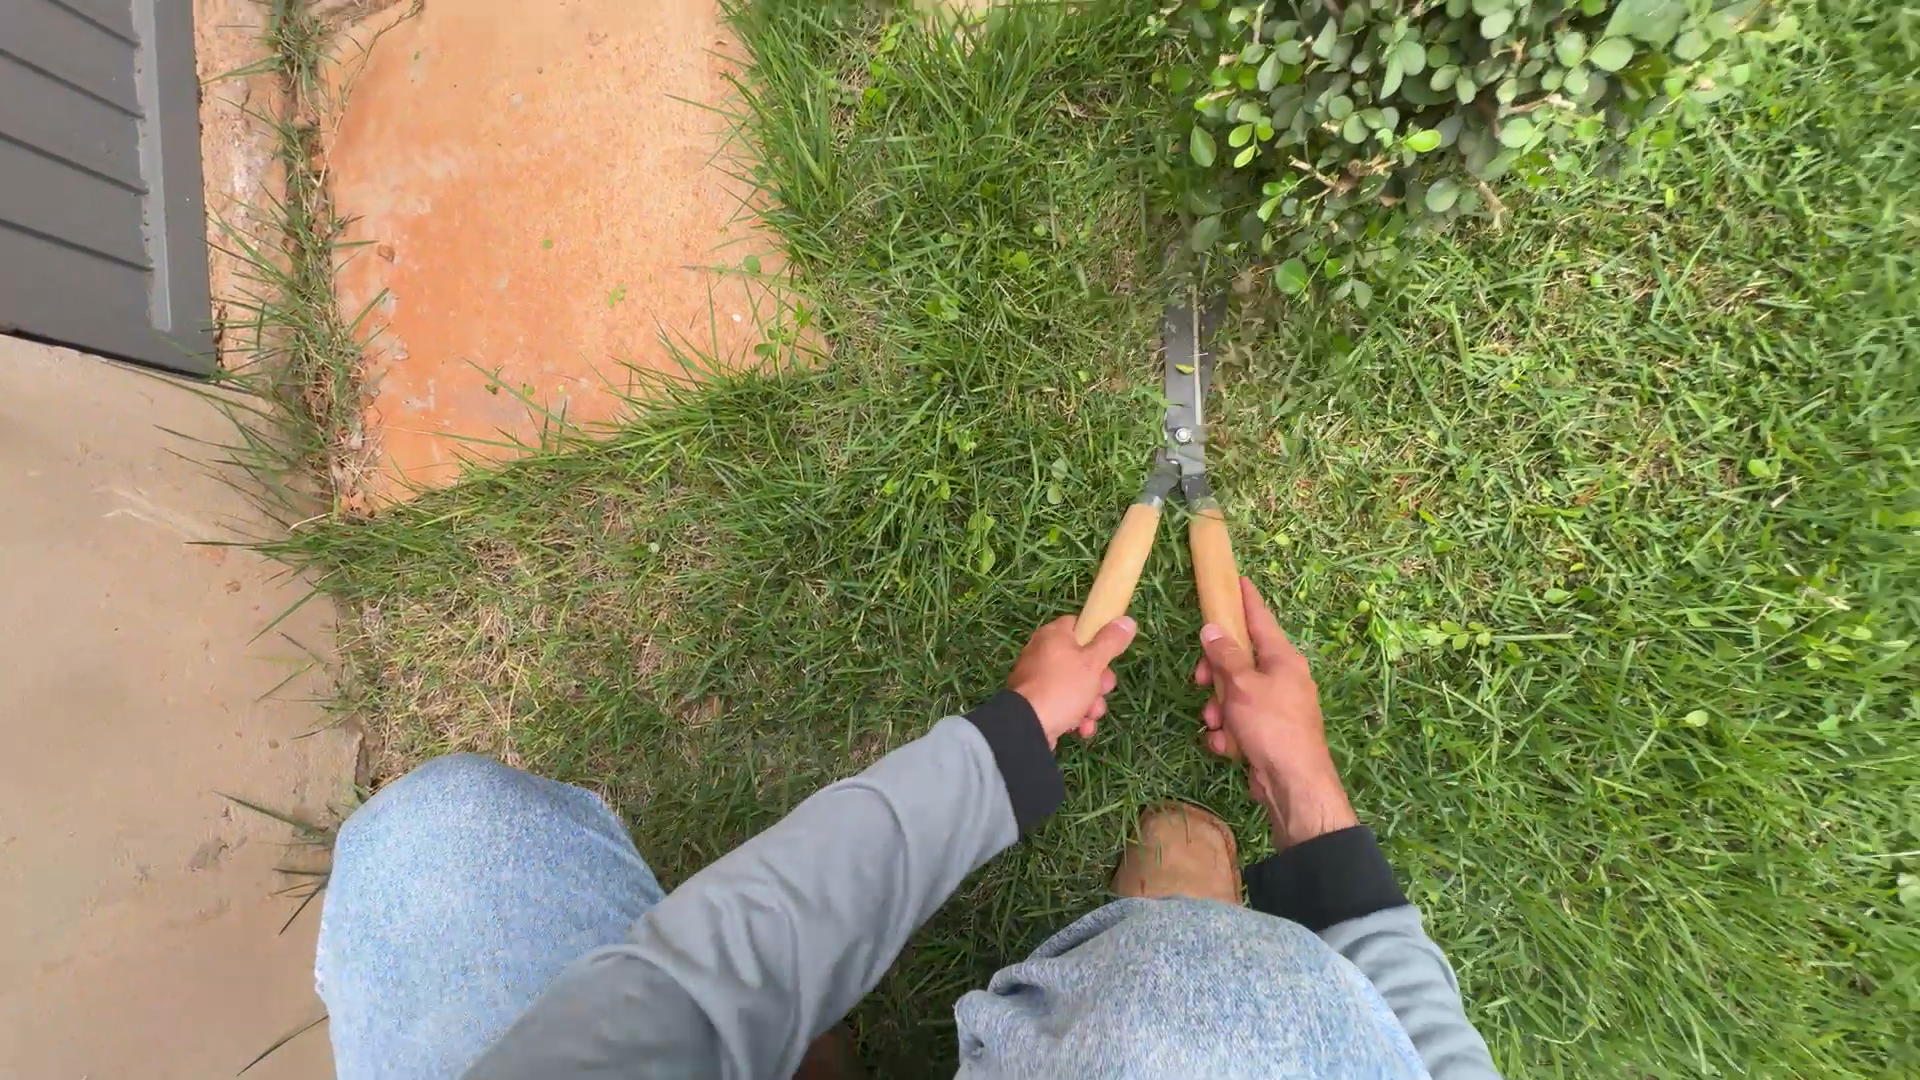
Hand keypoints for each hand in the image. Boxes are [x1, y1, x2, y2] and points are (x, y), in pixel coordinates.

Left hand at [1007, 615, 1137, 748]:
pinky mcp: (1037, 704)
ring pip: (1076, 687)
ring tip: (1090, 715)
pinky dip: (1075, 717)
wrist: (1028, 726)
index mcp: (1053, 636)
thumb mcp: (1092, 662)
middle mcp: (1042, 654)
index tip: (1110, 654)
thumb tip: (1127, 621)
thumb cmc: (1062, 687)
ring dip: (1090, 704)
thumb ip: (1111, 642)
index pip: (1079, 626)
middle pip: (1082, 661)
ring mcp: (1038, 680)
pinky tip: (1081, 728)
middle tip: (1102, 690)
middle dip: (1099, 682)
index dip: (1098, 638)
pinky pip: (1063, 705)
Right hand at [1194, 578, 1357, 848]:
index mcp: (1283, 658)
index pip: (1260, 618)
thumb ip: (1225, 655)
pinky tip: (1225, 745)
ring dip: (1217, 707)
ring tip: (1214, 723)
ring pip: (1234, 692)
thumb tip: (1212, 628)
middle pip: (1240, 659)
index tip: (1237, 578)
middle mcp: (1283, 677)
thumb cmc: (1271, 726)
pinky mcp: (1268, 732)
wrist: (1294, 784)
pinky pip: (1238, 721)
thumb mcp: (1242, 684)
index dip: (1246, 598)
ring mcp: (1276, 706)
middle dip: (1215, 671)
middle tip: (1200, 678)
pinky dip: (1228, 732)